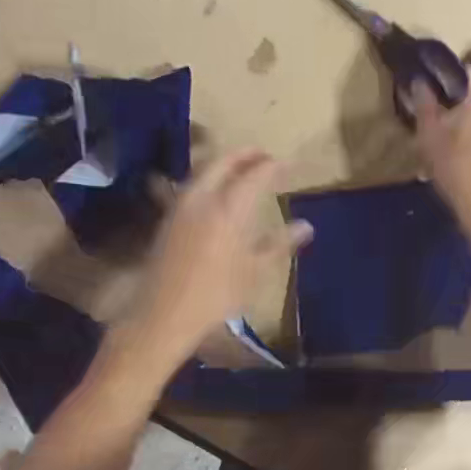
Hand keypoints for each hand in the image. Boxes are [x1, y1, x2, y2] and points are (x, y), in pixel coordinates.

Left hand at [112, 149, 310, 374]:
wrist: (164, 315)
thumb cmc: (217, 295)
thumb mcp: (255, 271)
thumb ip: (280, 243)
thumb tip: (306, 226)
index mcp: (229, 208)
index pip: (255, 174)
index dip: (273, 166)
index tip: (288, 164)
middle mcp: (203, 199)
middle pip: (223, 162)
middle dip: (245, 155)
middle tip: (264, 156)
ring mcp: (180, 207)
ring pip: (203, 172)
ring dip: (224, 164)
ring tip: (241, 169)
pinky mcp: (168, 220)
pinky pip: (191, 187)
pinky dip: (208, 180)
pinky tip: (215, 194)